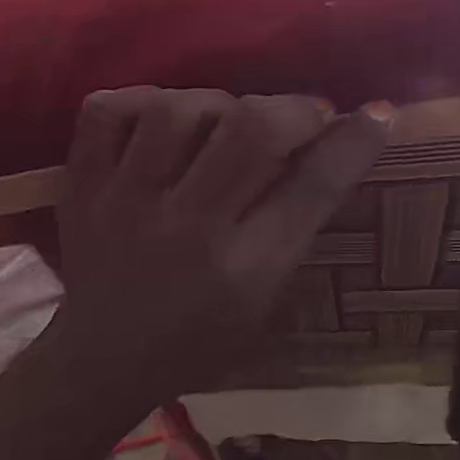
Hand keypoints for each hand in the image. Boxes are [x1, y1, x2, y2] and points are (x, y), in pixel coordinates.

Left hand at [48, 86, 391, 408]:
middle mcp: (190, 228)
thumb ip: (294, 230)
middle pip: (252, 132)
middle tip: (305, 115)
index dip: (355, 142)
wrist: (106, 359)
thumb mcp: (267, 300)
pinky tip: (164, 118)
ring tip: (228, 119)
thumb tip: (329, 151)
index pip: (313, 187)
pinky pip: (107, 111)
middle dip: (294, 109)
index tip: (378, 115)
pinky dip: (143, 100)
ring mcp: (127, 202)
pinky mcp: (82, 187)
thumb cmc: (203, 338)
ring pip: (179, 110)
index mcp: (247, 269)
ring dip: (219, 103)